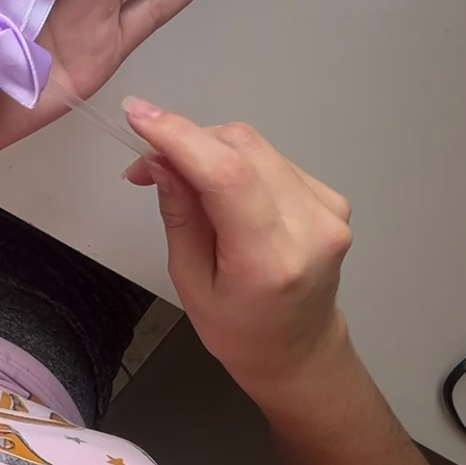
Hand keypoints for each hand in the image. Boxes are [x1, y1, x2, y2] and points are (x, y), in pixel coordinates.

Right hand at [123, 100, 353, 395]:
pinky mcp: (329, 196)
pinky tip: (210, 182)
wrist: (301, 350)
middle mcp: (311, 226)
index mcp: (270, 260)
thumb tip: (161, 160)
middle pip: (241, 149)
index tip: (137, 114)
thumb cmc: (236, 329)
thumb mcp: (189, 281)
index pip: (228, 178)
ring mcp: (328, 207)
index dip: (180, 137)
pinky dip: (228, 158)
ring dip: (203, 147)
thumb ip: (179, 215)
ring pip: (253, 145)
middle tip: (142, 165)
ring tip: (171, 175)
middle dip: (183, 140)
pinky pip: (267, 157)